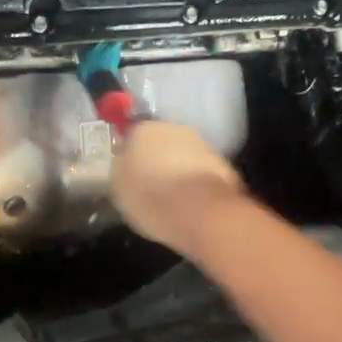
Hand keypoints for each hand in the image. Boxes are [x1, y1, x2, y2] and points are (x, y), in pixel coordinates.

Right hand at [110, 120, 245, 251]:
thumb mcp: (119, 187)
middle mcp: (175, 129)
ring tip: (171, 198)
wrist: (202, 212)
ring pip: (183, 155)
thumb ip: (121, 168)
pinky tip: (191, 204)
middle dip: (156, 159)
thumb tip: (126, 160)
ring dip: (177, 170)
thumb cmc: (151, 197)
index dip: (130, 152)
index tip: (128, 172)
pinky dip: (195, 183)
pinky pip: (200, 172)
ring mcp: (202, 145)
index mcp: (145, 130)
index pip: (133, 133)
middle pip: (160, 142)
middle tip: (149, 185)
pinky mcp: (222, 164)